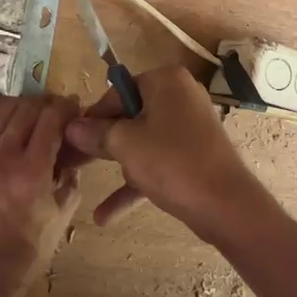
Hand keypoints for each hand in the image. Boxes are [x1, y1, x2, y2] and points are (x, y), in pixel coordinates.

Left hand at [0, 95, 82, 296]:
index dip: (67, 108)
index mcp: (31, 173)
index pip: (50, 119)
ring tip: (37, 113)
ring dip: (24, 104)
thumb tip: (74, 151)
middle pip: (27, 108)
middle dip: (48, 104)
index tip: (76, 108)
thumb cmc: (28, 252)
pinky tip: (11, 117)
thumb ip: (71, 177)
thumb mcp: (62, 216)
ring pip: (3, 108)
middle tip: (61, 112)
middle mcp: (3, 157)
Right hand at [62, 66, 263, 235]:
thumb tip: (71, 127)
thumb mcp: (125, 145)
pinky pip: (157, 162)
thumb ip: (96, 133)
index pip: (117, 92)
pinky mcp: (194, 155)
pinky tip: (105, 215)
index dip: (92, 117)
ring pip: (142, 141)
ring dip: (116, 165)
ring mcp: (189, 127)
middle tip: (72, 161)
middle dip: (101, 143)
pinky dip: (135, 182)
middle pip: (130, 116)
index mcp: (165, 80)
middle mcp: (179, 96)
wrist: (226, 205)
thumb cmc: (172, 162)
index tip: (71, 139)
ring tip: (84, 183)